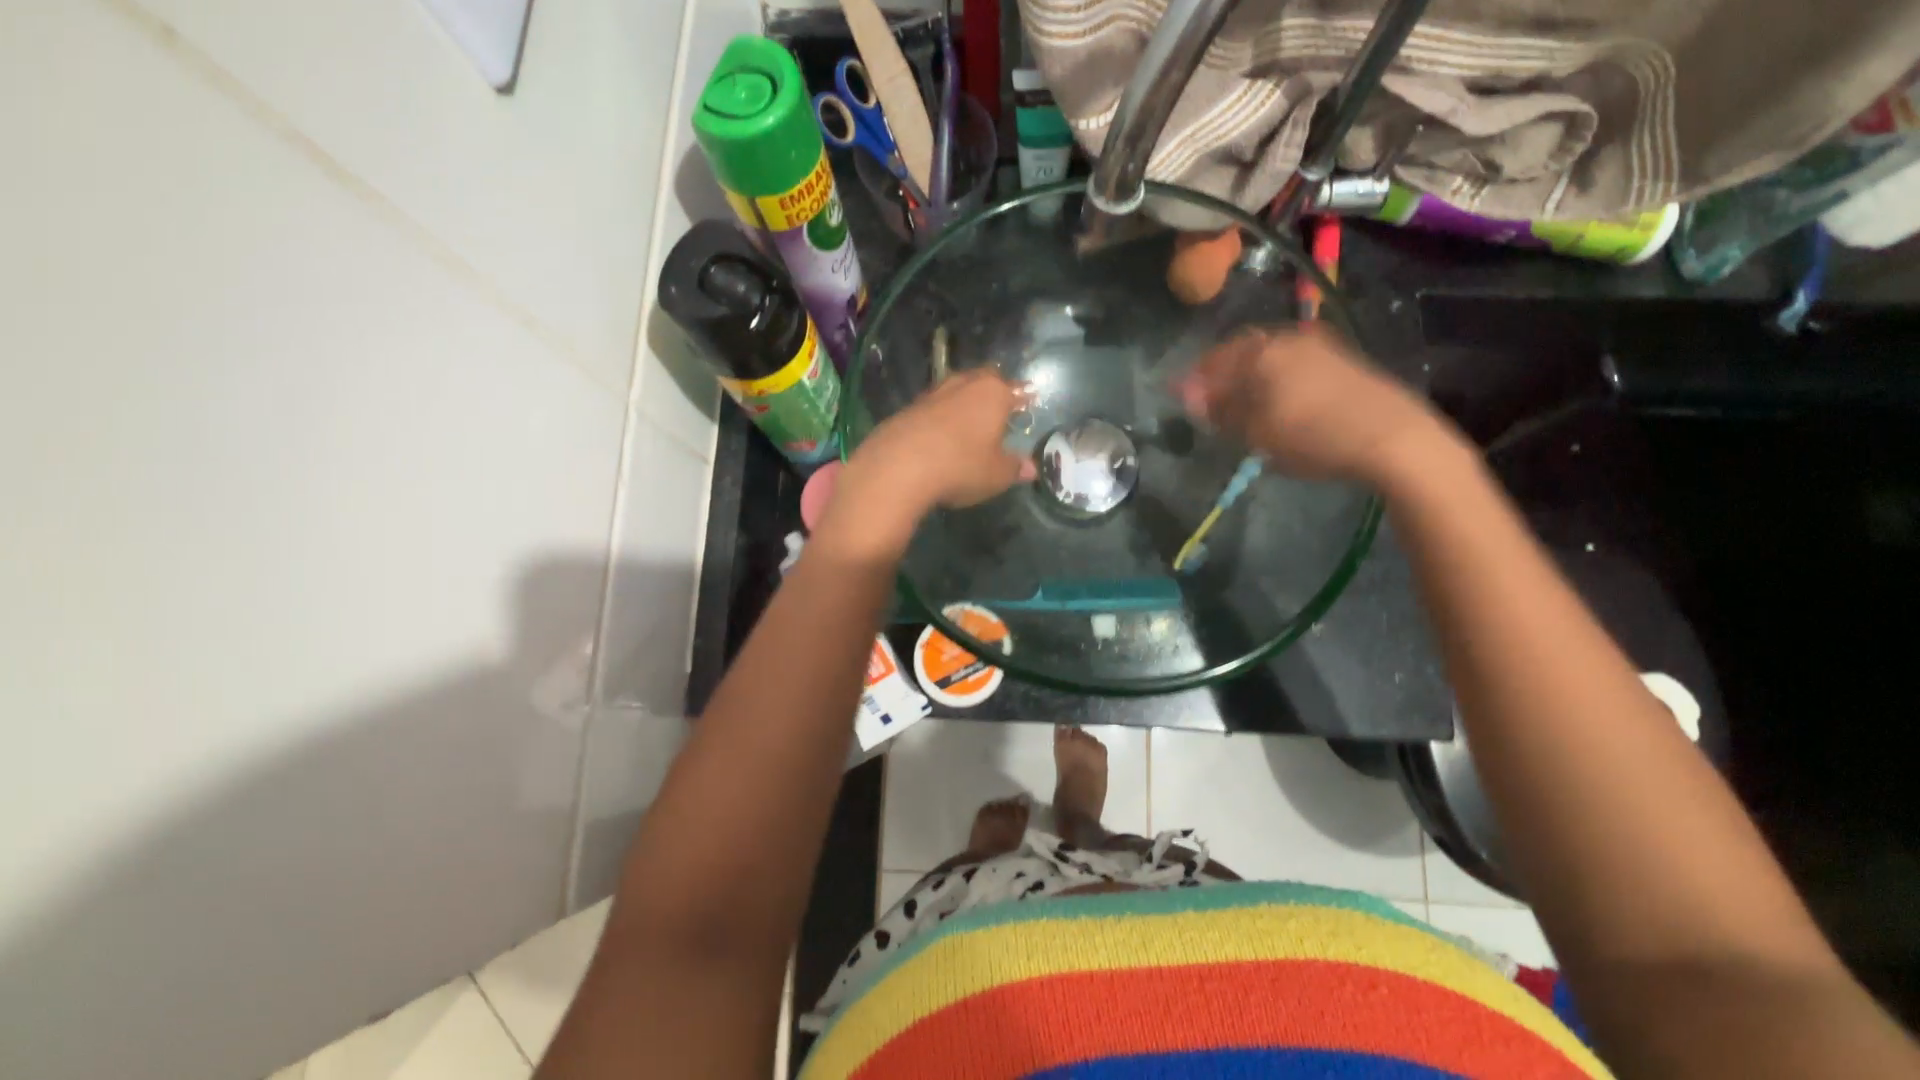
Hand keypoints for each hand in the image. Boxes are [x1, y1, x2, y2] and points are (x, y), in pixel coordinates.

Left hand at [824, 370, 1034, 558]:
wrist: (898, 467)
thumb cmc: (961, 466)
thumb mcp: (997, 474)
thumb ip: (1015, 468)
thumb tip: (1031, 468)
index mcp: (993, 393)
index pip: (1015, 390)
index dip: (1023, 398)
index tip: (1028, 402)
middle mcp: (964, 384)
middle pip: (983, 380)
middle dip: (992, 391)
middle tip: (998, 409)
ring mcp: (933, 393)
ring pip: (955, 390)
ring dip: (963, 402)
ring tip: (968, 421)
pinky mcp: (908, 408)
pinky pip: (933, 408)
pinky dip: (940, 417)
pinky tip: (940, 435)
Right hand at [1175, 324, 1463, 487]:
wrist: (1394, 438)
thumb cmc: (1314, 436)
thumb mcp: (1257, 431)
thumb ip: (1220, 410)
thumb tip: (1189, 395)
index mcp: (1262, 350)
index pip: (1214, 359)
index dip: (1193, 380)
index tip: (1180, 399)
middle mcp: (1289, 338)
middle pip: (1243, 353)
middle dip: (1223, 376)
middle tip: (1210, 403)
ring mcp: (1320, 347)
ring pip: (1271, 358)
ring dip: (1251, 378)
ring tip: (1243, 407)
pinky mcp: (1344, 362)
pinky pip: (1294, 366)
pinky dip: (1277, 381)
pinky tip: (1279, 404)